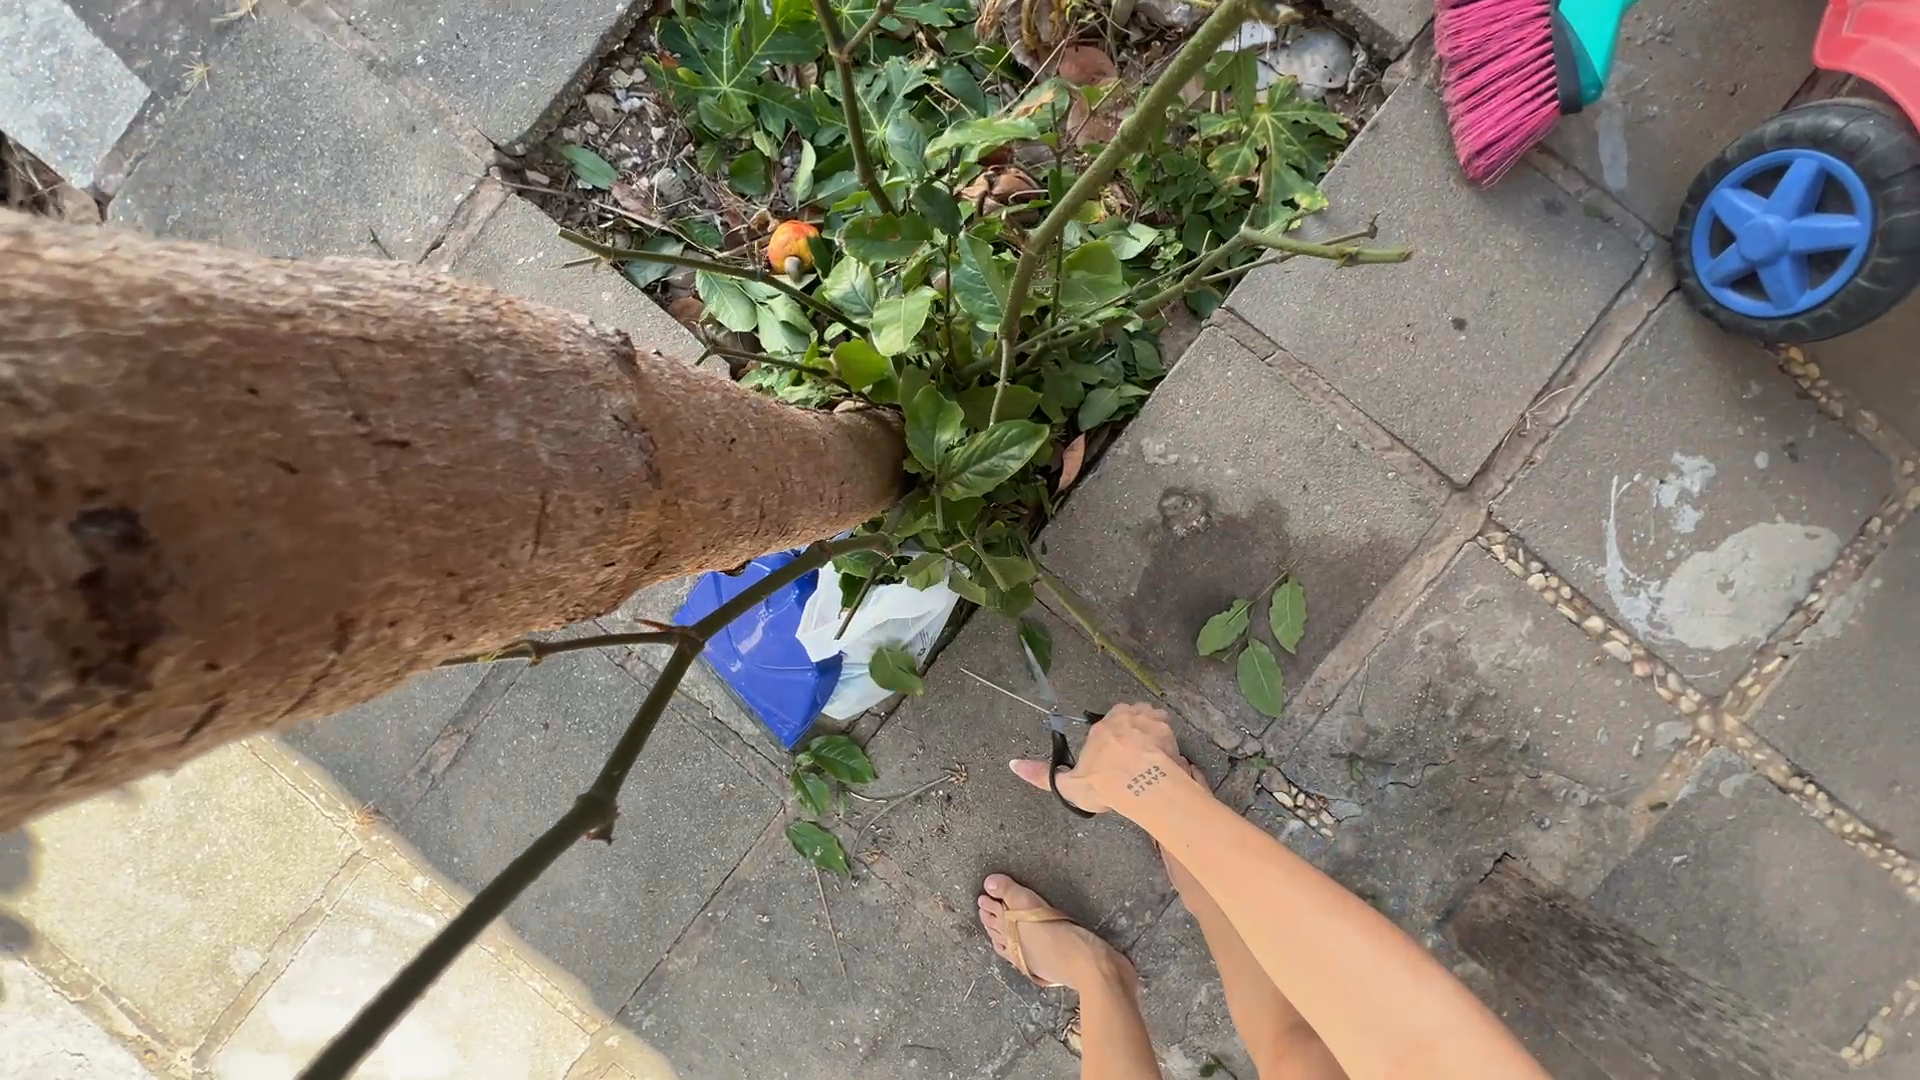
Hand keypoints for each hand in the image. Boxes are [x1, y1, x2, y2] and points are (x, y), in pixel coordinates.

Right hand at [1009, 702, 1188, 815]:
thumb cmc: (1105, 785)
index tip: (1115, 759)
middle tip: (1134, 753)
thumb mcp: (1069, 786)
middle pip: (1127, 715)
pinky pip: (1167, 726)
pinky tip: (1167, 754)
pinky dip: (1167, 737)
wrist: (1141, 785)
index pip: (1105, 726)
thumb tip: (1013, 764)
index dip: (1111, 741)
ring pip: (1148, 715)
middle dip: (1130, 728)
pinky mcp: (1168, 729)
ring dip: (1150, 728)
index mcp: (1100, 730)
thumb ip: (1042, 776)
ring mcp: (1146, 720)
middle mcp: (1122, 718)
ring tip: (1152, 752)